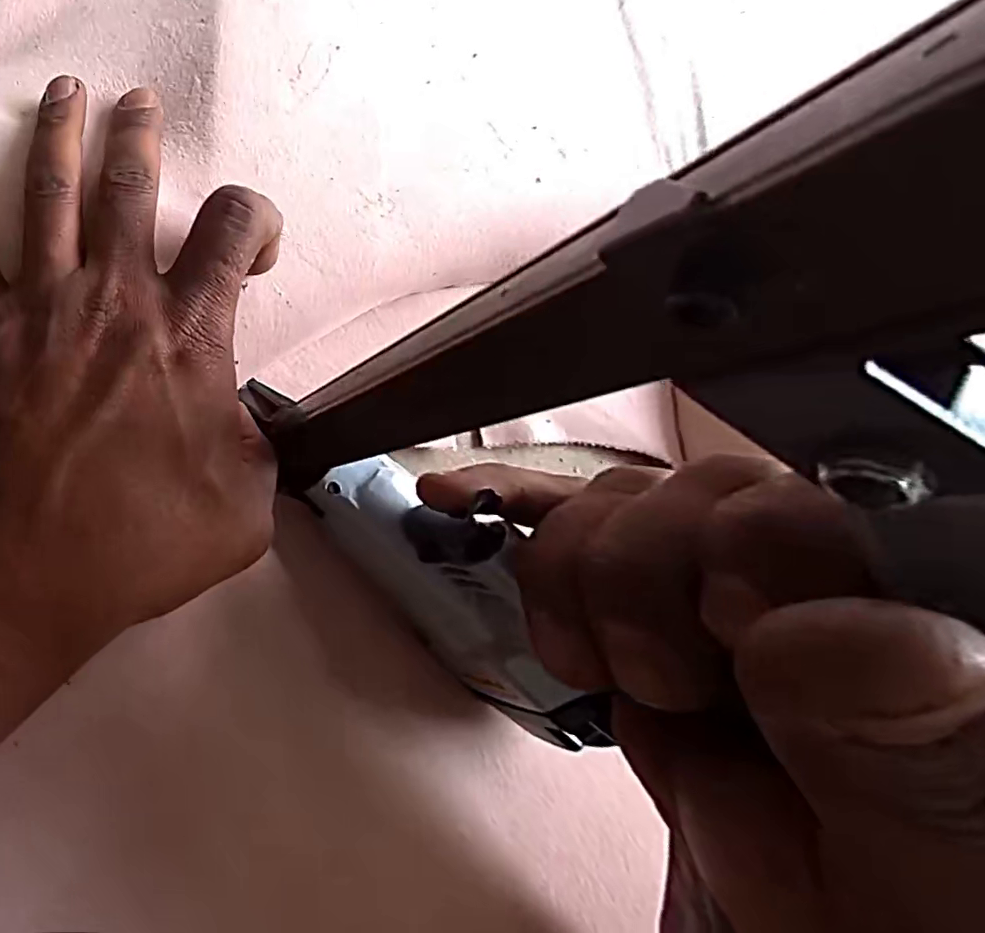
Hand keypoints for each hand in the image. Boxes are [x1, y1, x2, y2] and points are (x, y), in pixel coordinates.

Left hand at [0, 78, 283, 656]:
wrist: (24, 564)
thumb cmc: (136, 542)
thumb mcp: (241, 506)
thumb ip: (256, 445)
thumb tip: (249, 417)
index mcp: (187, 333)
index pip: (232, 227)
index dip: (254, 218)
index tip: (250, 248)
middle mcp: (114, 299)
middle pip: (130, 187)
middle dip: (138, 137)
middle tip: (136, 102)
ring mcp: (41, 306)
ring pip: (49, 193)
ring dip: (58, 133)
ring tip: (64, 89)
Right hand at [418, 457, 984, 932]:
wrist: (825, 907)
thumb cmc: (901, 896)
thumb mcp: (929, 857)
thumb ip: (902, 744)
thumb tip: (811, 629)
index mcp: (917, 606)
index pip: (813, 510)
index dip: (751, 553)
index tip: (730, 636)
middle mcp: (815, 567)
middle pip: (694, 492)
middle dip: (638, 577)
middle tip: (660, 682)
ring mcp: (708, 567)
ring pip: (610, 502)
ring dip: (567, 574)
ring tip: (597, 666)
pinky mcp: (620, 582)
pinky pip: (554, 509)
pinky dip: (504, 497)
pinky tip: (453, 495)